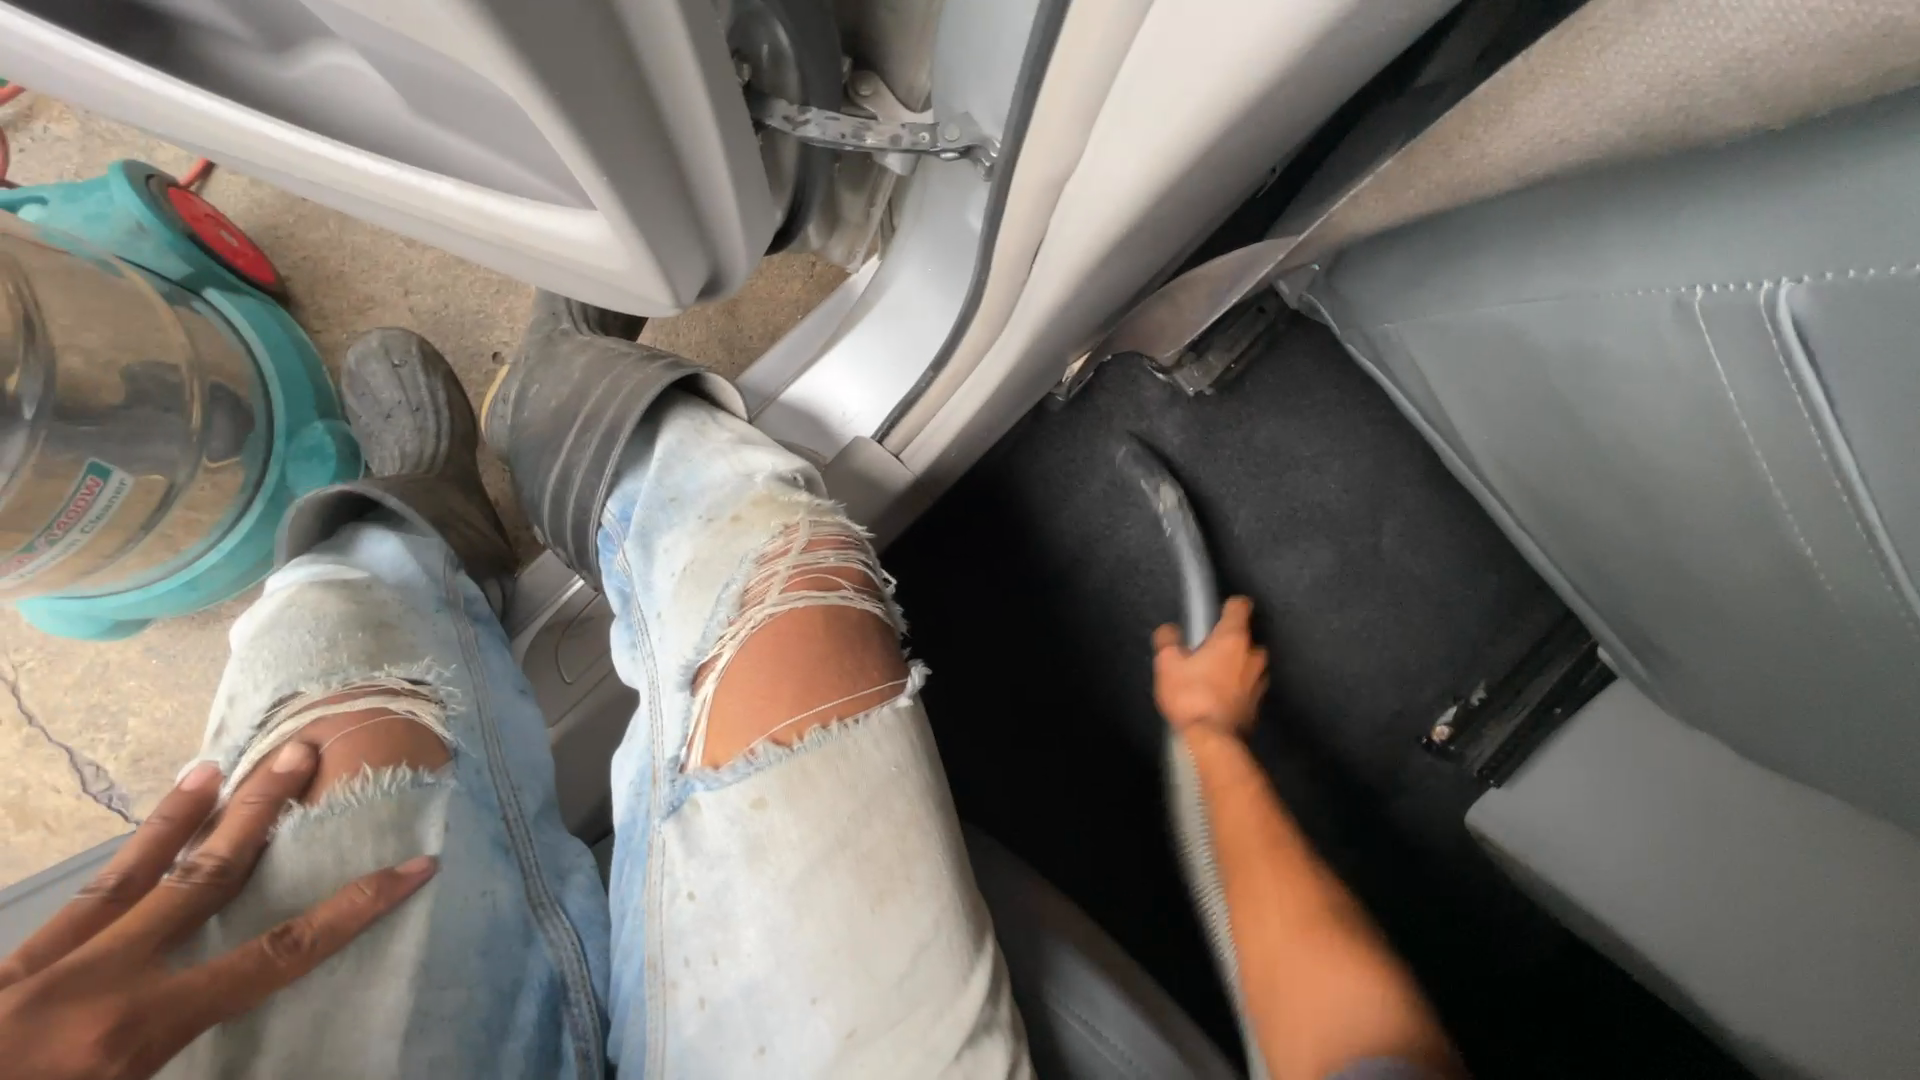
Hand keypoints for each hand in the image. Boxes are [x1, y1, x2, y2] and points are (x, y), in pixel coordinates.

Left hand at [0, 742, 437, 1078]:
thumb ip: (179, 1056)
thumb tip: (248, 1030)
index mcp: (135, 1029)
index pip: (278, 955)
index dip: (355, 908)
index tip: (414, 867)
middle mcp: (94, 983)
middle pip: (204, 878)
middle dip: (259, 813)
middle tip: (298, 752)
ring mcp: (32, 974)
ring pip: (123, 878)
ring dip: (177, 820)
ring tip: (210, 767)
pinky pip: (67, 911)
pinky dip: (111, 869)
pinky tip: (132, 848)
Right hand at [1153, 596, 1269, 738]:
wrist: (1215, 740)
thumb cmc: (1191, 696)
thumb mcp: (1167, 664)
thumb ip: (1168, 639)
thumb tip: (1170, 630)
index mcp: (1233, 638)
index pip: (1240, 606)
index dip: (1227, 605)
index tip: (1215, 613)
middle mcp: (1253, 654)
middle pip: (1242, 637)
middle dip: (1225, 642)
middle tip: (1203, 654)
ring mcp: (1260, 679)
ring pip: (1246, 662)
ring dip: (1232, 665)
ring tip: (1209, 679)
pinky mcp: (1259, 701)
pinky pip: (1246, 684)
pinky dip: (1235, 686)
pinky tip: (1216, 697)